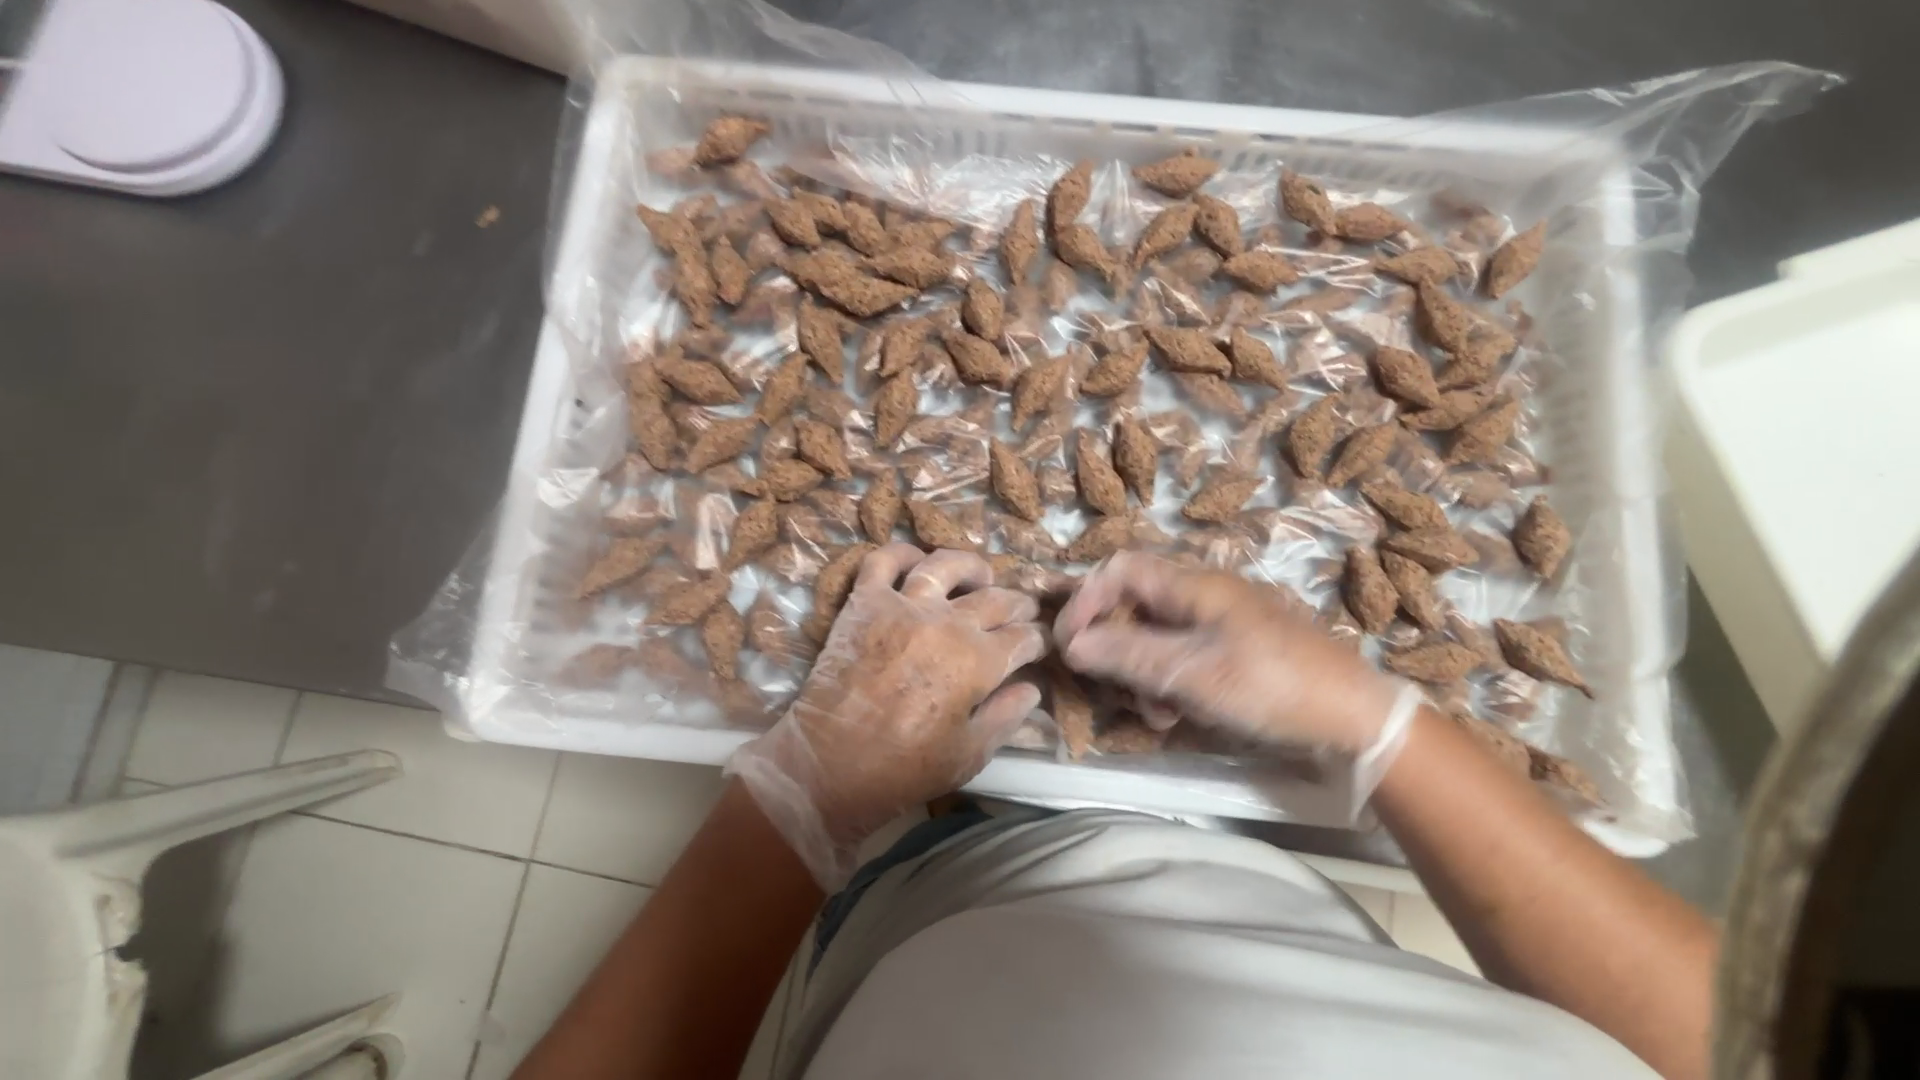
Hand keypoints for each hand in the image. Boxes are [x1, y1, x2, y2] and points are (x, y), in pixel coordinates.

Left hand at [729, 543, 1046, 887]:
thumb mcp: (970, 754)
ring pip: (945, 565)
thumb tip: (1030, 689)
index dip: (1036, 640)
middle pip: (995, 599)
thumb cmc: (905, 768)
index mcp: (978, 661)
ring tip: (980, 575)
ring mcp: (903, 606)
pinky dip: (901, 553)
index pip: (1022, 638)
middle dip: (1017, 604)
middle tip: (1022, 610)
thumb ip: (1006, 716)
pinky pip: (883, 561)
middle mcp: (947, 622)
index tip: (1037, 645)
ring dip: (970, 567)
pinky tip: (916, 562)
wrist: (831, 764)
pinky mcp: (864, 602)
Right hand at [1053, 552, 1410, 751]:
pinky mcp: (1237, 647)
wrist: (1356, 715)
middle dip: (1116, 649)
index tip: (1069, 643)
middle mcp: (1203, 593)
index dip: (1086, 599)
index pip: (1118, 569)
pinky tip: (1180, 714)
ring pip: (1157, 636)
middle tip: (1115, 690)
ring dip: (1143, 673)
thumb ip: (1127, 655)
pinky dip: (1171, 681)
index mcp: (1192, 585)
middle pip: (1133, 606)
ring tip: (1157, 714)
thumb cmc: (1271, 685)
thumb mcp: (1191, 673)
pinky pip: (1184, 654)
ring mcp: (1222, 620)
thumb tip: (1070, 643)